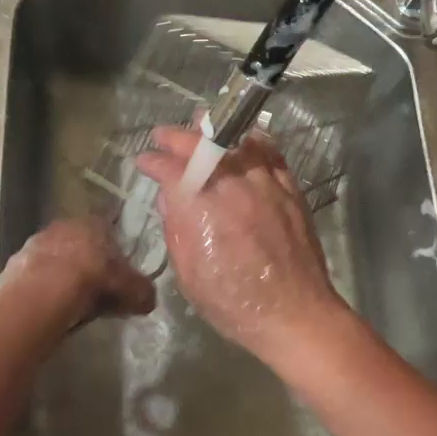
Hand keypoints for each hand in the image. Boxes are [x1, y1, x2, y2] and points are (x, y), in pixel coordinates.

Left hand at [0, 218, 155, 325]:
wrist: (40, 293)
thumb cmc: (91, 281)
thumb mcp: (129, 288)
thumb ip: (142, 291)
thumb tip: (149, 300)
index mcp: (92, 222)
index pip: (108, 230)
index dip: (114, 253)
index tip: (118, 275)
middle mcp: (63, 225)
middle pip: (81, 245)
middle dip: (89, 265)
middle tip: (99, 292)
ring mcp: (36, 243)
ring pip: (58, 259)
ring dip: (65, 277)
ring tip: (75, 304)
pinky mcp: (16, 263)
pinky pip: (38, 276)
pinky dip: (45, 288)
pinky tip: (52, 307)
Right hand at [135, 126, 351, 361]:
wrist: (293, 314)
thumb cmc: (233, 303)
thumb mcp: (189, 274)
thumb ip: (177, 231)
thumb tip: (170, 200)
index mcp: (201, 207)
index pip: (170, 170)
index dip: (153, 162)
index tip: (143, 162)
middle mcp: (232, 185)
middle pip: (201, 147)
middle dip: (177, 138)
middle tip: (163, 135)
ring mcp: (265, 184)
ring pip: (237, 143)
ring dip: (214, 130)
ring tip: (202, 121)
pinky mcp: (290, 191)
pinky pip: (272, 154)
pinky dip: (255, 141)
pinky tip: (247, 139)